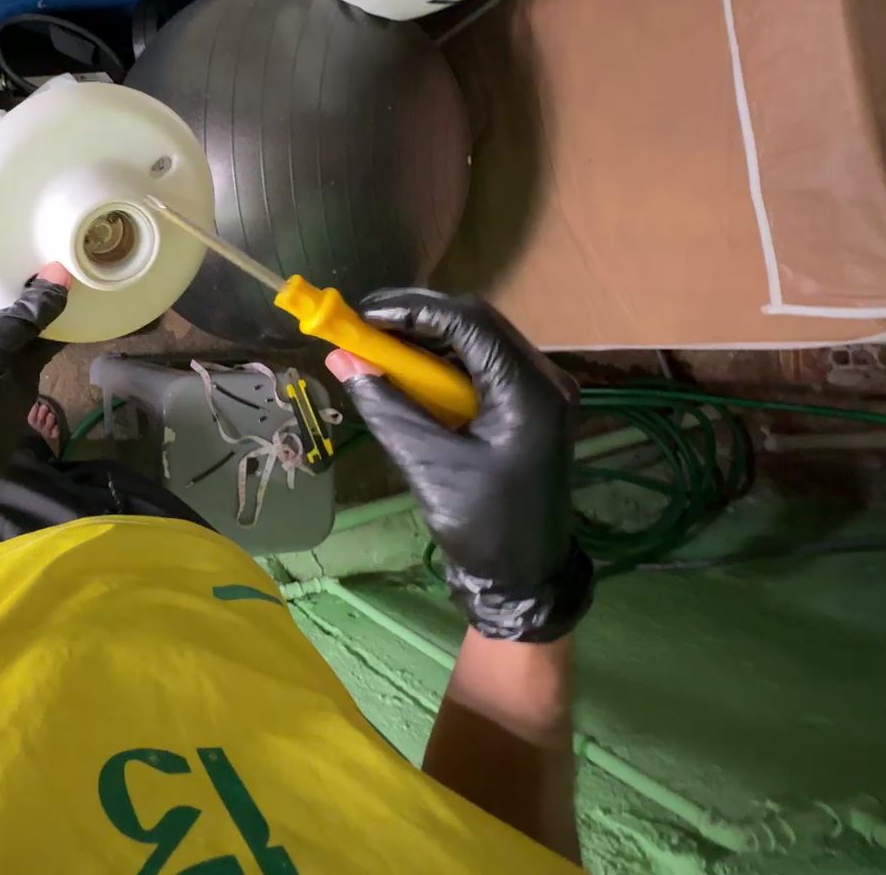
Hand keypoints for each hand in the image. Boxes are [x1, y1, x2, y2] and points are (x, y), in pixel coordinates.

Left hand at [0, 264, 70, 534]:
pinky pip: (49, 343)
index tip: (57, 229)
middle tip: (88, 245)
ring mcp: (7, 349)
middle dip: (47, 273)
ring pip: (38, 316)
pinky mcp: (26, 372)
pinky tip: (93, 311)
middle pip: (18, 290)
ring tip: (97, 270)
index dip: (20, 251)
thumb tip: (60, 272)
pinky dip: (69, 329)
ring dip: (63, 301)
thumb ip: (24, 314)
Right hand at [326, 290, 591, 641]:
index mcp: (528, 391)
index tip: (363, 315)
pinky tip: (407, 366)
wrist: (526, 574)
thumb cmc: (482, 524)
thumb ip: (386, 407)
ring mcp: (539, 390)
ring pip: (478, 338)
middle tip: (364, 322)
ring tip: (377, 341)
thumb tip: (342, 360)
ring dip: (427, 335)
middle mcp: (543, 378)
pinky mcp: (527, 403)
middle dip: (417, 316)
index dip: (412, 311)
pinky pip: (481, 363)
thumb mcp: (427, 463)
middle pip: (476, 321)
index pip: (468, 323)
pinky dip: (441, 358)